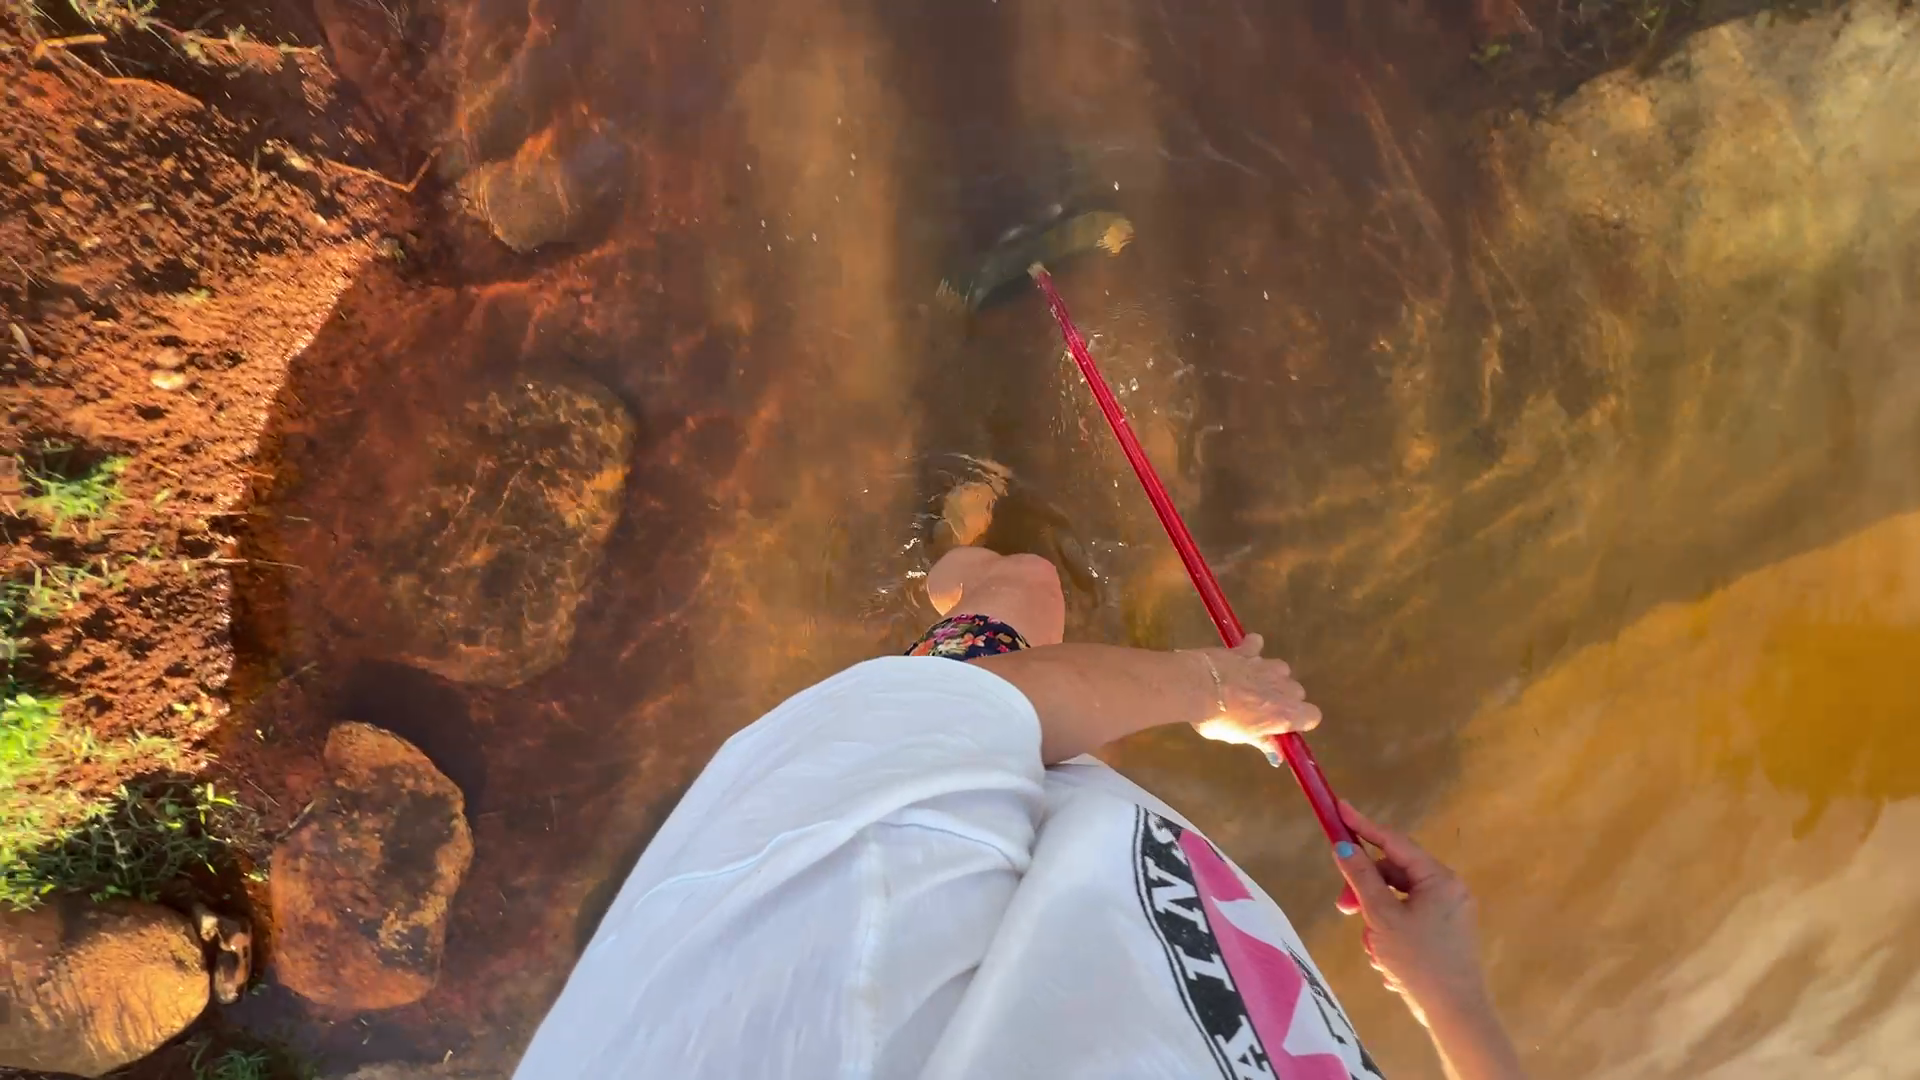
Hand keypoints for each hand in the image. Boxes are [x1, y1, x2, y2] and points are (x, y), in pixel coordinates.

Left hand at [1187, 633, 1321, 746]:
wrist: (1194, 686)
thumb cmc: (1217, 719)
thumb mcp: (1239, 737)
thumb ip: (1261, 740)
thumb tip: (1276, 753)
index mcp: (1285, 713)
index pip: (1313, 716)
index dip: (1299, 720)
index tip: (1282, 724)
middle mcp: (1283, 687)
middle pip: (1296, 692)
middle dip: (1282, 698)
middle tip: (1258, 706)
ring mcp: (1266, 665)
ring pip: (1280, 669)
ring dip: (1268, 675)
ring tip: (1246, 682)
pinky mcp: (1247, 650)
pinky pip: (1256, 645)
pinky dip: (1251, 649)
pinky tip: (1239, 656)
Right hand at [1330, 800, 1488, 1026]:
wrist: (1456, 1017)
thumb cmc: (1419, 961)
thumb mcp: (1382, 915)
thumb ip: (1360, 877)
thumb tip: (1343, 846)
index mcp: (1438, 879)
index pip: (1393, 841)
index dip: (1362, 825)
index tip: (1338, 808)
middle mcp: (1447, 889)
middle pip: (1392, 872)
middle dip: (1365, 889)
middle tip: (1343, 908)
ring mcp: (1448, 912)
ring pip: (1396, 897)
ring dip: (1375, 915)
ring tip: (1371, 946)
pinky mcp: (1444, 933)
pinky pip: (1407, 916)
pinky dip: (1389, 929)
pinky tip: (1385, 957)